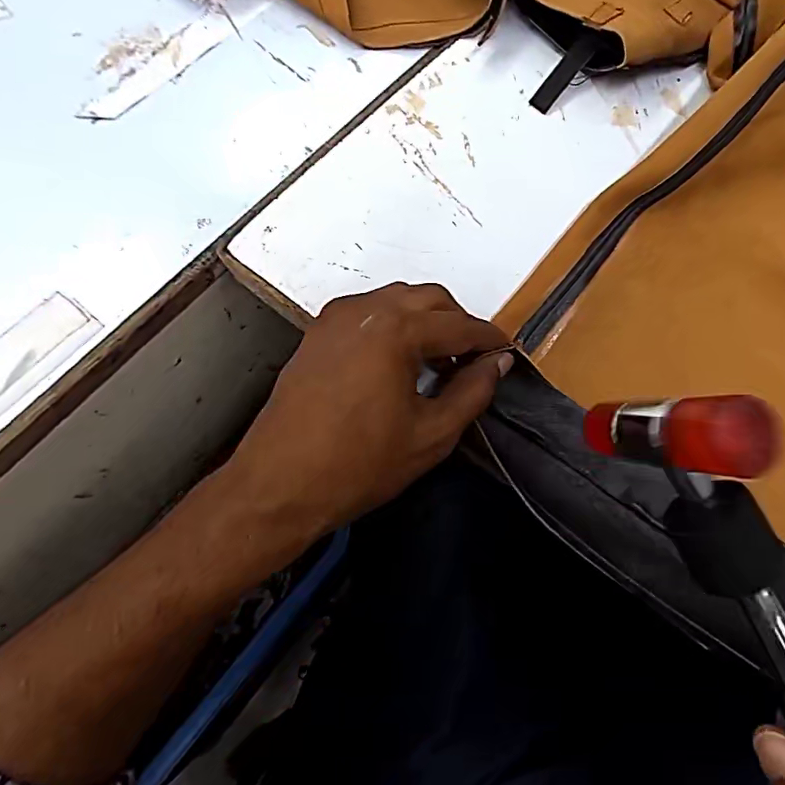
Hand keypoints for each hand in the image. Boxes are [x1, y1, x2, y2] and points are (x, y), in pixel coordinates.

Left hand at [219, 282, 510, 553]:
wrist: (278, 485)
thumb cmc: (356, 465)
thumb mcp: (431, 434)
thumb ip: (472, 391)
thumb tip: (496, 363)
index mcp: (395, 330)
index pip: (459, 324)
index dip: (488, 340)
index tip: (505, 354)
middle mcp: (364, 310)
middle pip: (430, 299)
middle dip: (459, 324)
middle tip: (474, 361)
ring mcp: (335, 319)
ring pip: (398, 300)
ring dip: (426, 321)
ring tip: (439, 363)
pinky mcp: (317, 334)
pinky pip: (370, 312)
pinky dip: (395, 325)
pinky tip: (400, 362)